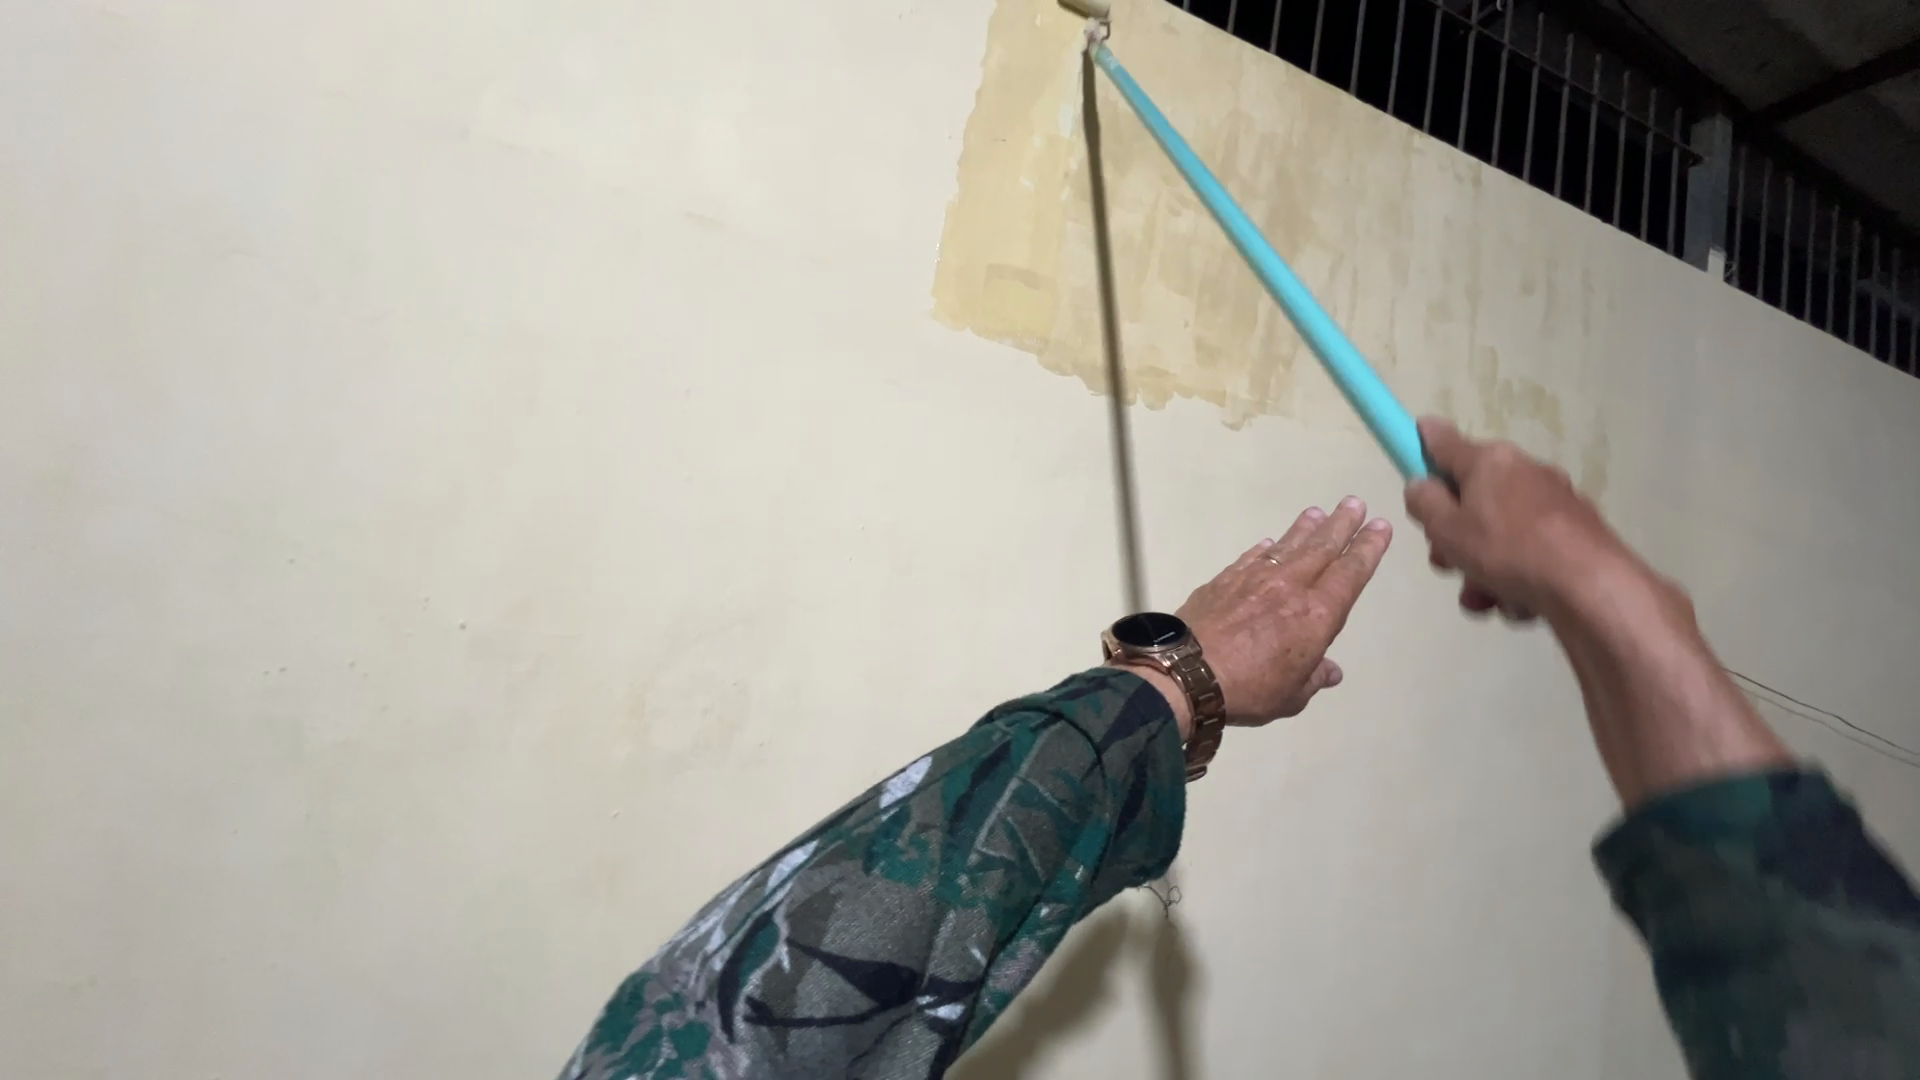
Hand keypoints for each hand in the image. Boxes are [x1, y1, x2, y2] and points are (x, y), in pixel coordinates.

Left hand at [1173, 497, 1391, 726]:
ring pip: (1285, 547)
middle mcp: (1288, 587)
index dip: (1367, 548)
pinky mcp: (1222, 581)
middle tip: (1353, 503)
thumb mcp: (1292, 695)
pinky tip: (1269, 542)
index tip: (1379, 527)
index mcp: (1316, 614)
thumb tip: (1329, 670)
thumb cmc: (1248, 688)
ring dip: (1304, 529)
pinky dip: (1263, 548)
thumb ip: (1313, 677)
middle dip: (1340, 525)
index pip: (1349, 573)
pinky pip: (1250, 558)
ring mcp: (1253, 580)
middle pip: (1321, 549)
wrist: (1186, 670)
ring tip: (1317, 513)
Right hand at [1404, 417, 1635, 619]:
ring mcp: (1553, 502)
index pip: (1444, 442)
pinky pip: (1525, 551)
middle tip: (1446, 561)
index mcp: (1490, 462)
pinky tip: (1513, 602)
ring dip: (1480, 566)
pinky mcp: (1574, 532)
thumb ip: (1424, 502)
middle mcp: (1523, 472)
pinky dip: (1513, 575)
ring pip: (1495, 532)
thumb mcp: (1444, 528)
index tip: (1416, 430)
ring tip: (1482, 596)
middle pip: (1469, 497)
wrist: (1591, 587)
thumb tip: (1422, 483)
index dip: (1423, 439)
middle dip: (1452, 535)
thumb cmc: (1506, 549)